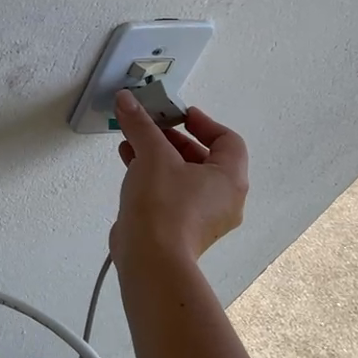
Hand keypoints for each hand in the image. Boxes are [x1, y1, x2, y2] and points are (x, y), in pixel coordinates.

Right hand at [110, 89, 249, 266]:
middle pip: (203, 157)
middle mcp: (223, 198)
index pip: (227, 140)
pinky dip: (152, 175)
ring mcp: (202, 216)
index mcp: (230, 179)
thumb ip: (140, 125)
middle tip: (149, 125)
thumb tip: (127, 99)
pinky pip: (170, 192)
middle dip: (173, 137)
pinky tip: (128, 164)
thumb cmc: (163, 204)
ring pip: (183, 175)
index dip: (203, 122)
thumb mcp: (152, 155)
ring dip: (158, 155)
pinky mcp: (179, 227)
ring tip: (132, 141)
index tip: (176, 113)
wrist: (150, 258)